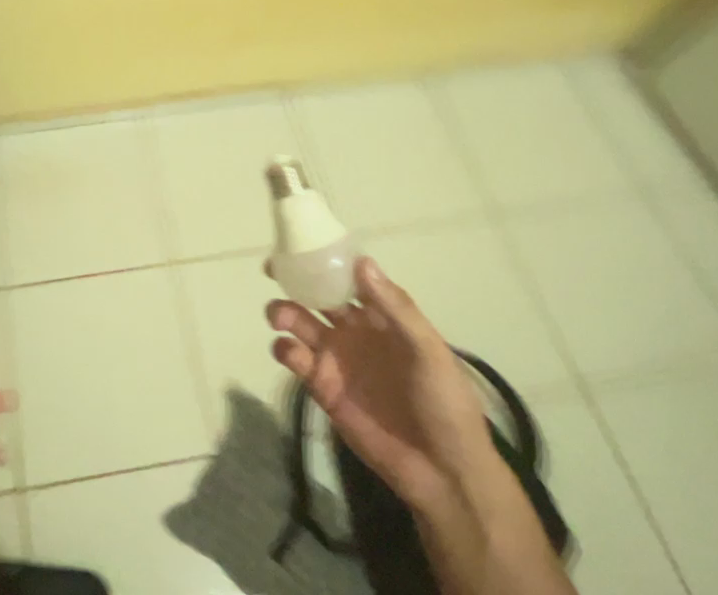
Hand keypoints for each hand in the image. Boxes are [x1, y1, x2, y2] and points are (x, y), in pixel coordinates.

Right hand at [267, 256, 493, 505]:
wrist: (441, 470)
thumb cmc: (444, 402)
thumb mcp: (428, 350)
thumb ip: (395, 308)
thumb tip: (361, 262)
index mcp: (384, 318)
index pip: (350, 280)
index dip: (327, 262)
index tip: (301, 246)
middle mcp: (357, 333)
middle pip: (318, 298)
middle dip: (296, 283)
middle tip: (273, 273)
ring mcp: (338, 360)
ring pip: (301, 325)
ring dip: (285, 313)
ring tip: (279, 316)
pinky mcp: (323, 389)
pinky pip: (296, 361)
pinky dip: (285, 351)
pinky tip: (289, 352)